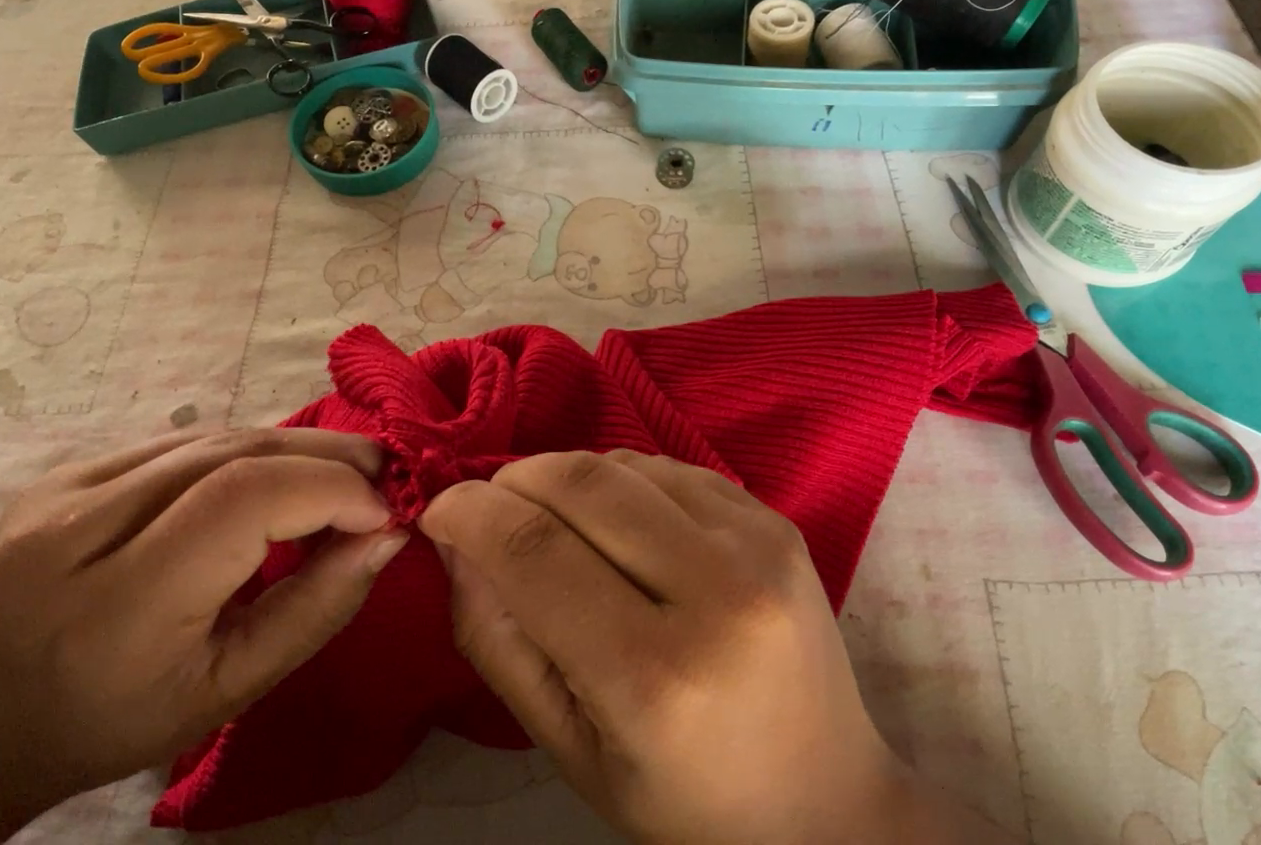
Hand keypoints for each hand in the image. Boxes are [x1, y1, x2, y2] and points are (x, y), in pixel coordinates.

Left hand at [0, 427, 407, 806]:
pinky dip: (245, 453)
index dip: (330, 488)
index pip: (243, 500)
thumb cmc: (117, 724)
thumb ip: (317, 608)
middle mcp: (75, 531)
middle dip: (326, 455)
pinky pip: (179, 443)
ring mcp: (59, 491)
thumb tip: (387, 533)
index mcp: (115, 606)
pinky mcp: (61, 473)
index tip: (384, 514)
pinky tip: (272, 478)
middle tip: (382, 477)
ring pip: (211, 437)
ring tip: (341, 475)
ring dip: (292, 449)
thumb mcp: (232, 688)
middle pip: (231, 452)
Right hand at [420, 451, 1009, 844]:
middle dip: (511, 479)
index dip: (469, 513)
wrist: (822, 796)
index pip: (534, 552)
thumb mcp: (570, 750)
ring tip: (551, 519)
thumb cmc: (684, 797)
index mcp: (655, 677)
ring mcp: (758, 546)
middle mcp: (717, 594)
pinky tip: (617, 521)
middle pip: (580, 484)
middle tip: (488, 506)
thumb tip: (457, 546)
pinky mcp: (778, 522)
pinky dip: (622, 480)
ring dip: (565, 476)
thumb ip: (500, 645)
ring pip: (624, 463)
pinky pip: (671, 468)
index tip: (438, 510)